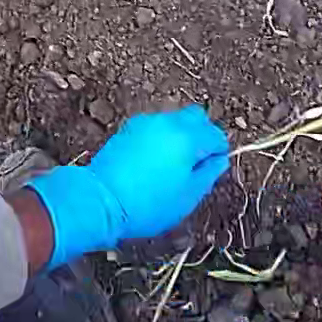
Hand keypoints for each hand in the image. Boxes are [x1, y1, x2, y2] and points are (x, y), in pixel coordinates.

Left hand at [25, 106, 228, 267]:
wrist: (102, 200)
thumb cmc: (147, 204)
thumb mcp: (187, 197)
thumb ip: (208, 174)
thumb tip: (218, 161)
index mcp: (188, 138)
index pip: (216, 135)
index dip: (217, 153)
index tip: (211, 169)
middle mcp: (169, 122)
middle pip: (197, 118)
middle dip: (202, 136)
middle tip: (195, 163)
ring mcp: (147, 122)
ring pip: (175, 120)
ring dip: (180, 136)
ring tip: (171, 165)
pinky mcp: (130, 127)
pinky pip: (155, 126)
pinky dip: (160, 137)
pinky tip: (152, 161)